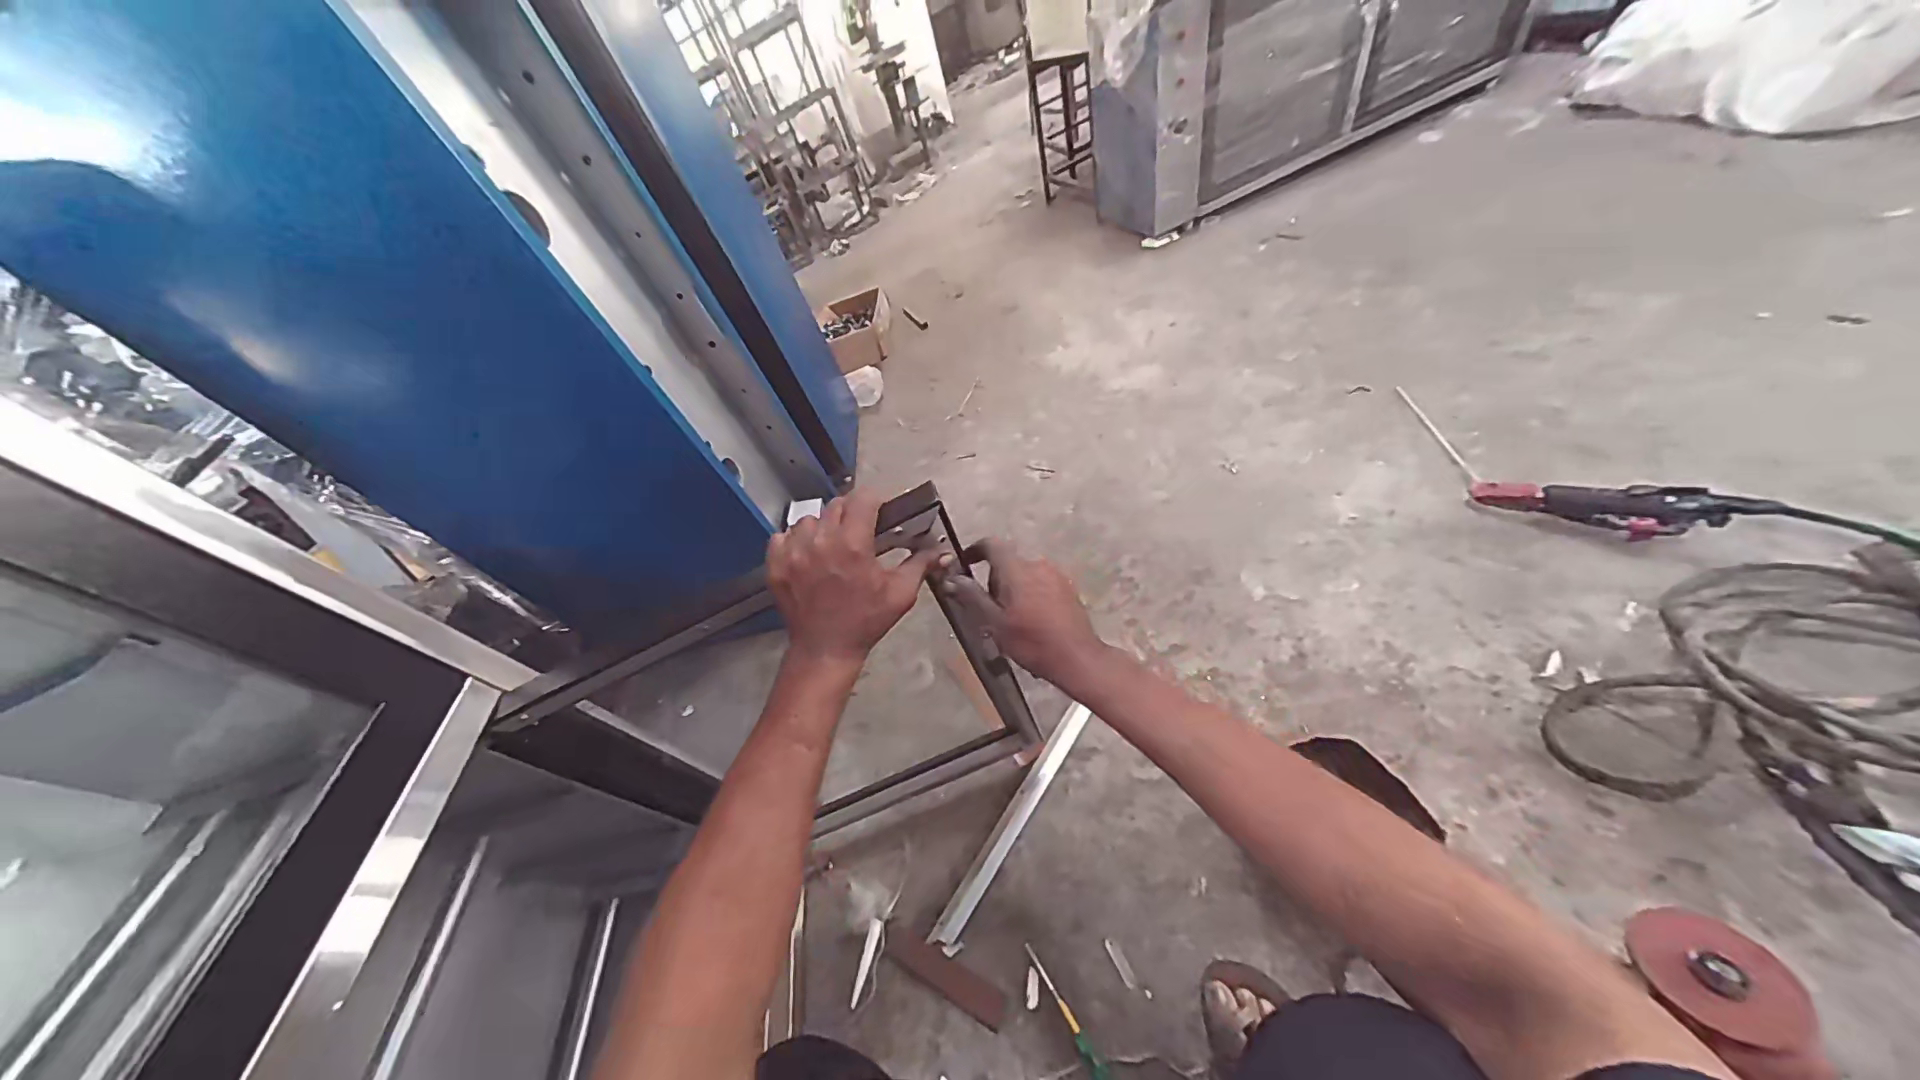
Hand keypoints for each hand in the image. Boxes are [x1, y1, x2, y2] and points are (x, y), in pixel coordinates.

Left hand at [767, 489, 940, 665]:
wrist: (826, 648)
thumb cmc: (866, 621)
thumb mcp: (900, 593)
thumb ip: (920, 564)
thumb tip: (942, 551)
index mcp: (853, 544)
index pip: (862, 498)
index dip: (874, 501)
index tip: (879, 511)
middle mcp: (821, 541)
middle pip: (836, 505)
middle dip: (851, 514)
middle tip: (860, 532)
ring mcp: (794, 551)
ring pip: (810, 519)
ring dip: (823, 527)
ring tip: (832, 546)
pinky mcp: (776, 563)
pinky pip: (784, 536)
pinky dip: (797, 540)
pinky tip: (808, 556)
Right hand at [937, 539, 1111, 689]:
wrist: (1076, 658)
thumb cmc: (1031, 642)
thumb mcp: (994, 622)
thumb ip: (971, 596)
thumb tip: (951, 579)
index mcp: (1017, 569)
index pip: (991, 545)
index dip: (975, 550)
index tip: (965, 564)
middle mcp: (1038, 565)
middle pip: (1008, 562)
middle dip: (994, 579)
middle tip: (988, 608)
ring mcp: (1056, 575)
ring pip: (1025, 574)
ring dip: (1013, 588)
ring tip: (1010, 618)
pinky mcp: (1068, 588)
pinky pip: (1041, 583)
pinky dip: (1030, 594)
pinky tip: (1031, 620)